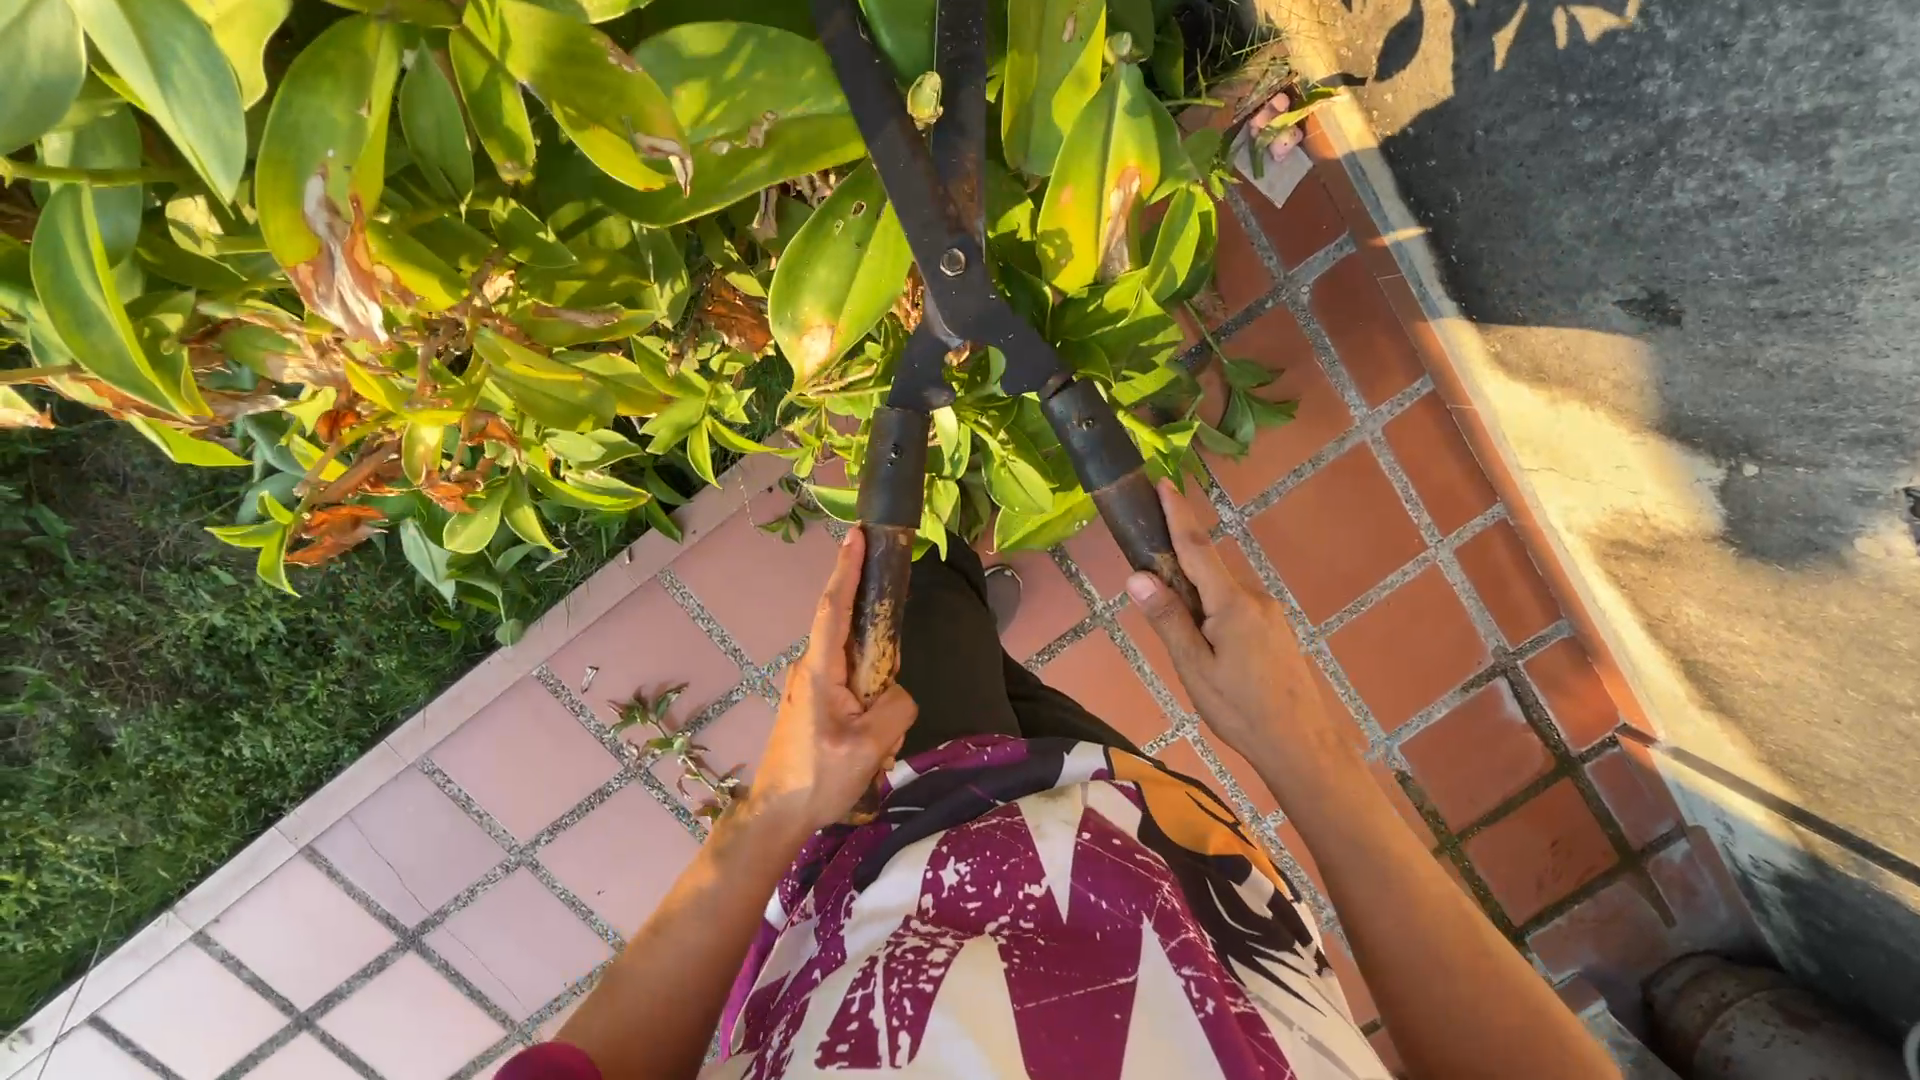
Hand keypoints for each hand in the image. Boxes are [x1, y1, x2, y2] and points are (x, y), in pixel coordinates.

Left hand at [753, 527, 917, 832]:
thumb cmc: (819, 776)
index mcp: (819, 669)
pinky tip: (872, 745)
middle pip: (853, 636)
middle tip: (887, 701)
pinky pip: (853, 688)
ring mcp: (812, 686)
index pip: (834, 607)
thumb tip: (896, 693)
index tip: (857, 535)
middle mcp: (811, 668)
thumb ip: (897, 706)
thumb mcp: (871, 744)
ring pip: (858, 668)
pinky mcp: (817, 703)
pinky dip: (869, 706)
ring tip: (876, 745)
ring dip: (876, 696)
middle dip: (879, 650)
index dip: (846, 569)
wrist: (778, 813)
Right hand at [1125, 480, 1354, 779]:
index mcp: (1232, 604)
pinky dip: (1214, 619)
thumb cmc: (1240, 709)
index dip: (1177, 515)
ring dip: (1197, 607)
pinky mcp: (1276, 630)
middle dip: (1177, 578)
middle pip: (1206, 574)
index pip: (1197, 548)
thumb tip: (1138, 576)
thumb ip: (1168, 620)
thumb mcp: (1194, 668)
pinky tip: (1212, 658)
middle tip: (1154, 609)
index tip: (1162, 483)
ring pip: (1220, 596)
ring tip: (1189, 653)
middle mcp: (1255, 598)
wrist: (1301, 744)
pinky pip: (1235, 611)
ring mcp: (1269, 614)